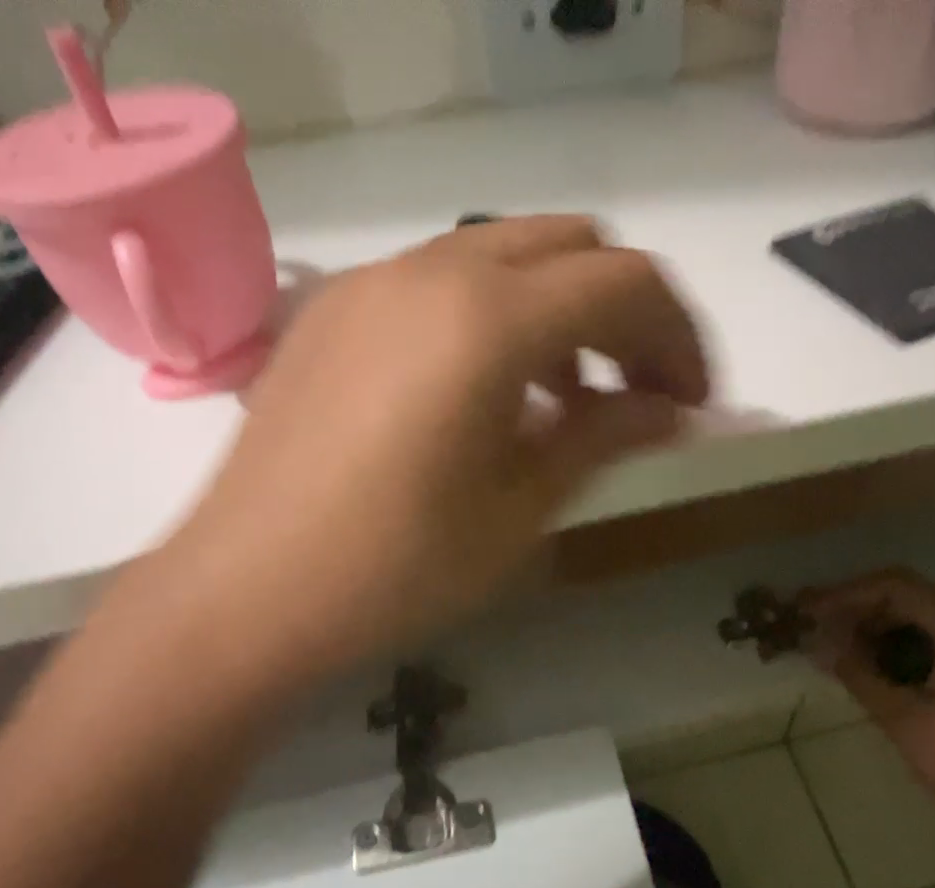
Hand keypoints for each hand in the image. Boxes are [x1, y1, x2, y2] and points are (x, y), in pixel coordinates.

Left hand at [161, 216, 709, 682]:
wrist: (243, 595)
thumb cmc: (394, 570)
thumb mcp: (520, 510)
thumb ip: (604, 437)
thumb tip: (668, 408)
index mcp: (488, 319)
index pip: (626, 283)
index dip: (678, 337)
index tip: (691, 403)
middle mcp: (431, 270)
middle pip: (571, 245)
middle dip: (625, 309)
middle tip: (638, 390)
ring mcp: (373, 281)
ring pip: (503, 253)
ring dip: (558, 306)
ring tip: (564, 397)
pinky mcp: (333, 308)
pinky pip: (440, 279)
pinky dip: (493, 312)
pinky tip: (484, 391)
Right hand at [802, 569, 934, 818]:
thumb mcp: (901, 718)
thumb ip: (858, 674)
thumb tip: (817, 644)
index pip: (898, 587)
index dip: (850, 593)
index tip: (814, 610)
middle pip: (916, 591)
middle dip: (867, 603)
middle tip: (829, 624)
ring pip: (931, 611)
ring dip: (887, 620)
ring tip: (848, 644)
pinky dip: (908, 637)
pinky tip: (882, 663)